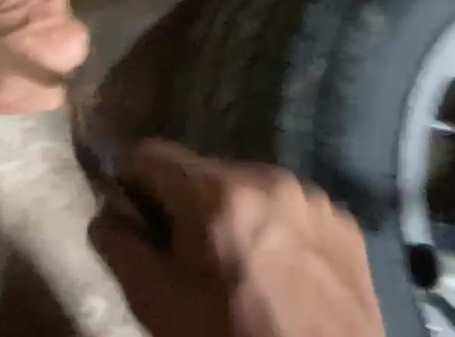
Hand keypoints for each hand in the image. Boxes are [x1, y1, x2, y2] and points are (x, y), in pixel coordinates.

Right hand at [89, 140, 382, 336]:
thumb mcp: (154, 301)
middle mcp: (267, 178)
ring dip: (231, 214)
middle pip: (199, 172)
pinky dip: (275, 230)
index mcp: (216, 191)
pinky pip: (289, 210)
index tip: (132, 214)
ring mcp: (312, 199)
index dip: (131, 180)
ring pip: (246, 188)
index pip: (148, 153)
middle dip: (185, 202)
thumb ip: (116, 242)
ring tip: (239, 266)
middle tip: (188, 253)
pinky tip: (280, 273)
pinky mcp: (346, 225)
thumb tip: (108, 211)